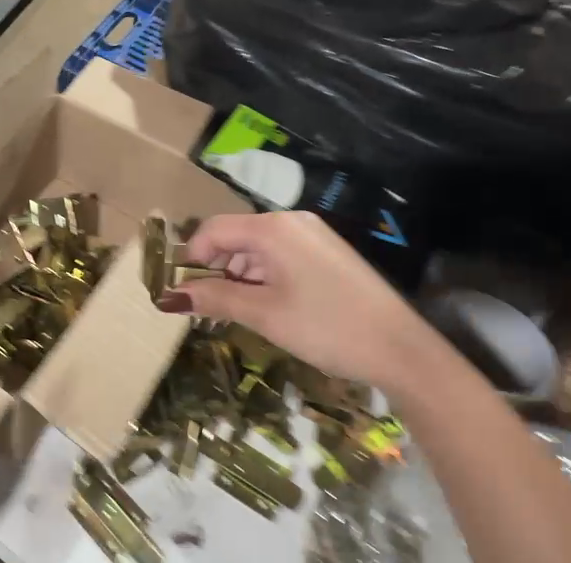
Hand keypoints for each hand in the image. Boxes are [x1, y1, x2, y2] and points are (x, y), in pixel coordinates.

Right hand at [159, 212, 438, 394]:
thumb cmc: (325, 326)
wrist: (401, 349)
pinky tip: (270, 307)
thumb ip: (215, 299)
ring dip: (241, 276)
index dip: (191, 258)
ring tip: (238, 314)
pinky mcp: (329, 252)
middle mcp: (291, 221)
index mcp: (272, 228)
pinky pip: (282, 255)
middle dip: (216, 269)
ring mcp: (314, 235)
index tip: (180, 291)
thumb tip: (169, 297)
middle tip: (208, 309)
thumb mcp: (264, 315)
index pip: (214, 230)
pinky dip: (266, 277)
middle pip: (236, 237)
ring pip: (259, 248)